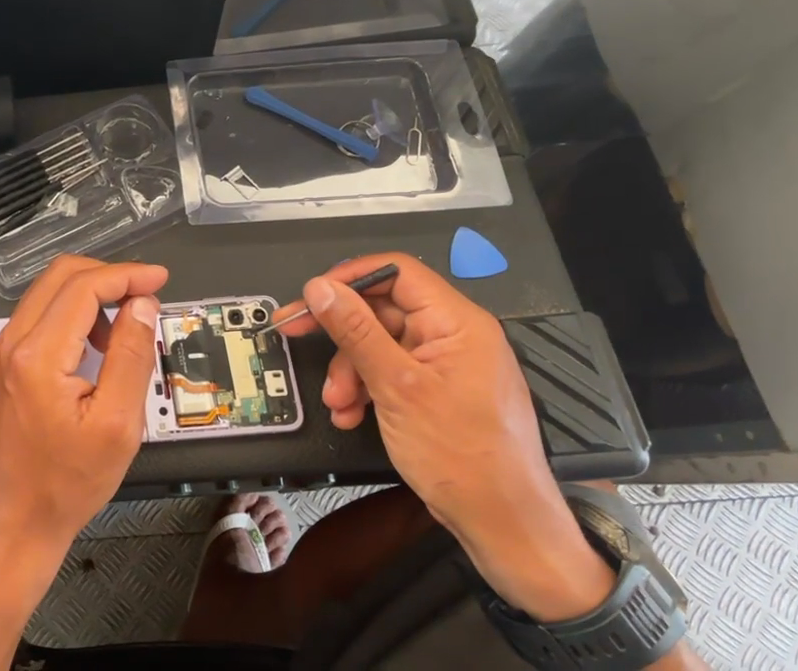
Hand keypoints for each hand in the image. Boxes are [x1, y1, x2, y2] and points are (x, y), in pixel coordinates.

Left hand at [0, 254, 167, 548]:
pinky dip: (74, 313)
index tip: (161, 279)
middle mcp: (14, 341)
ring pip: (49, 291)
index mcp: (39, 354)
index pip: (83, 286)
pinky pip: (42, 315)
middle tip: (147, 294)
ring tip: (125, 329)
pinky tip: (98, 345)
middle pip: (61, 275)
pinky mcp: (7, 361)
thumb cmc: (68, 482)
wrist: (17, 520)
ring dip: (91, 294)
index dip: (126, 275)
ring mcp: (5, 349)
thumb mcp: (118, 424)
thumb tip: (142, 305)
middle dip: (109, 276)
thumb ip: (131, 356)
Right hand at [279, 253, 614, 620]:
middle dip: (342, 337)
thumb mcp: (396, 387)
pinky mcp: (438, 391)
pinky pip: (391, 373)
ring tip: (338, 403)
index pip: (395, 272)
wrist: (502, 524)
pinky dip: (366, 390)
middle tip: (295, 336)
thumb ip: (356, 331)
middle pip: (382, 310)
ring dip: (349, 371)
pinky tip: (352, 415)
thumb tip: (320, 287)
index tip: (310, 297)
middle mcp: (454, 335)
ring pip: (380, 344)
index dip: (348, 278)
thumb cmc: (459, 453)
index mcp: (456, 322)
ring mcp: (446, 364)